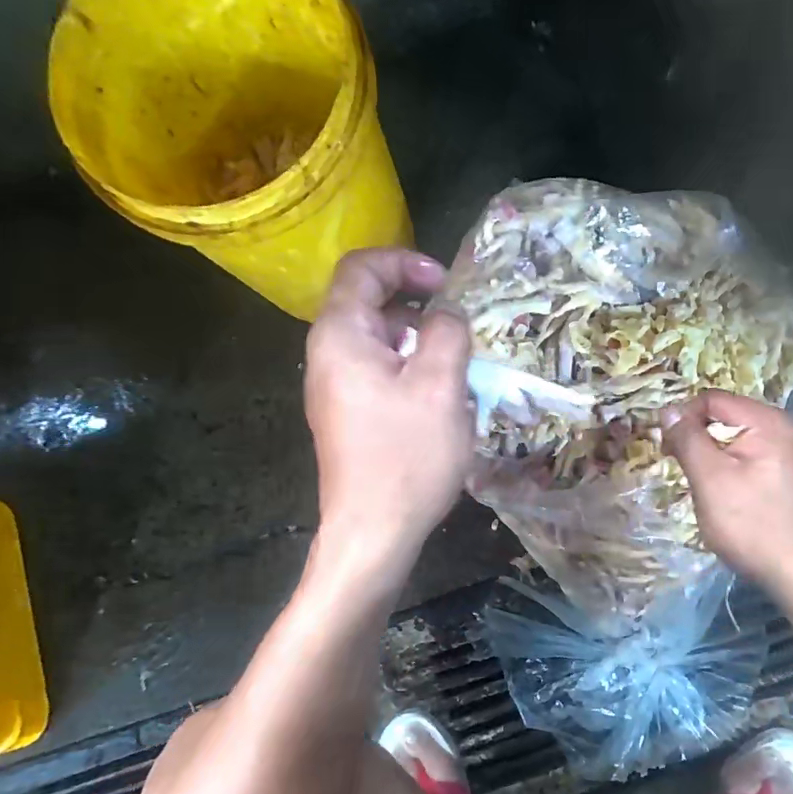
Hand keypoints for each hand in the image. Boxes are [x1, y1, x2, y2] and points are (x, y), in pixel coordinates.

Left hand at [304, 249, 471, 558]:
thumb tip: (448, 312)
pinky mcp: (351, 415)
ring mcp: (337, 388)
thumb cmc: (408, 455)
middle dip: (422, 309)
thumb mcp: (441, 385)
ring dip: (425, 346)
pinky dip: (415, 373)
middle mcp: (329, 355)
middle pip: (373, 305)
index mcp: (341, 336)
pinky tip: (444, 403)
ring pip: (384, 344)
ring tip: (461, 372)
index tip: (448, 283)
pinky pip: (384, 375)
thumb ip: (447, 333)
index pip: (362, 269)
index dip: (406, 263)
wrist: (375, 529)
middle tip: (464, 332)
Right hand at [660, 391, 792, 591]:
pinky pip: (752, 465)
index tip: (666, 451)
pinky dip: (733, 478)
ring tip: (706, 495)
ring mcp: (791, 456)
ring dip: (714, 464)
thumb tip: (668, 410)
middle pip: (726, 420)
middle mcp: (784, 430)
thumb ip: (688, 439)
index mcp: (768, 421)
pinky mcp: (792, 481)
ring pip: (737, 446)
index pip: (712, 399)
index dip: (682, 419)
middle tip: (685, 477)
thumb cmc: (754, 525)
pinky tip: (730, 506)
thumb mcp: (711, 479)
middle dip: (699, 443)